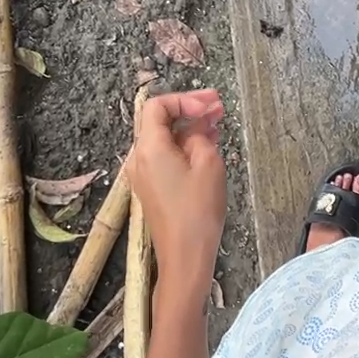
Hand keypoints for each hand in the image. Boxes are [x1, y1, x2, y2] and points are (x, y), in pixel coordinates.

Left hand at [124, 89, 227, 301]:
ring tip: (217, 123)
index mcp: (149, 148)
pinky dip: (184, 144)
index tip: (209, 105)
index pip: (157, 106)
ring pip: (164, 138)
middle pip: (159, 120)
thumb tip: (195, 124)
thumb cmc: (197, 209)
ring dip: (189, 127)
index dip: (185, 99)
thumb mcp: (207, 162)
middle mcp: (140, 159)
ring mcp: (144, 175)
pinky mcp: (152, 188)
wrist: (185, 258)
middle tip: (218, 107)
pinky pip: (165, 155)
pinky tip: (207, 144)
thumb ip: (199, 133)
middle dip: (189, 110)